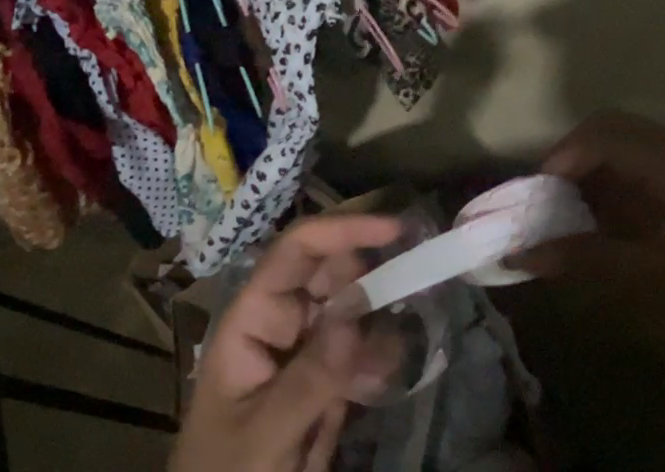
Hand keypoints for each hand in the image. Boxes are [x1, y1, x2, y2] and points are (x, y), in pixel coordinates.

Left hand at [170, 215, 401, 471]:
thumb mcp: (262, 435)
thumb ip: (309, 378)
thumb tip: (357, 312)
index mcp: (252, 318)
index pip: (295, 254)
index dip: (341, 230)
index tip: (394, 229)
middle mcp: (280, 324)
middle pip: (330, 275)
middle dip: (370, 275)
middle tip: (412, 289)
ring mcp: (303, 353)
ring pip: (351, 312)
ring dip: (379, 324)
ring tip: (391, 354)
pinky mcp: (324, 383)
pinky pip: (359, 354)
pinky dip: (379, 360)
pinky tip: (385, 380)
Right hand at [519, 112, 664, 374]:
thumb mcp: (648, 292)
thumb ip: (582, 260)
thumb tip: (517, 249)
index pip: (608, 133)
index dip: (562, 157)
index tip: (532, 199)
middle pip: (616, 133)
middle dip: (571, 162)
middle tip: (539, 203)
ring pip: (626, 154)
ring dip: (587, 178)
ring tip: (556, 217)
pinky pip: (641, 180)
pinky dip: (608, 196)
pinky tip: (589, 229)